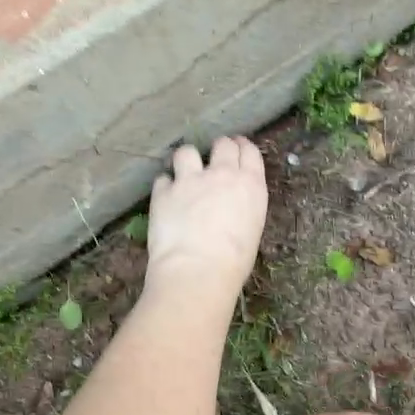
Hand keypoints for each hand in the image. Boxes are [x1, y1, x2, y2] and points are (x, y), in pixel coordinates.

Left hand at [144, 138, 267, 300]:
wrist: (198, 270)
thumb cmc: (234, 261)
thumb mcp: (251, 229)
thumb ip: (242, 206)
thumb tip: (231, 206)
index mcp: (250, 185)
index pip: (249, 152)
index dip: (242, 147)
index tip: (237, 148)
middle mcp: (221, 174)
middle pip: (222, 145)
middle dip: (219, 148)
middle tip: (214, 160)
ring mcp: (190, 180)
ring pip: (187, 151)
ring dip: (187, 160)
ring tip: (185, 173)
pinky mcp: (164, 191)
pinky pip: (163, 179)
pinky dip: (165, 187)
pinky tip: (166, 198)